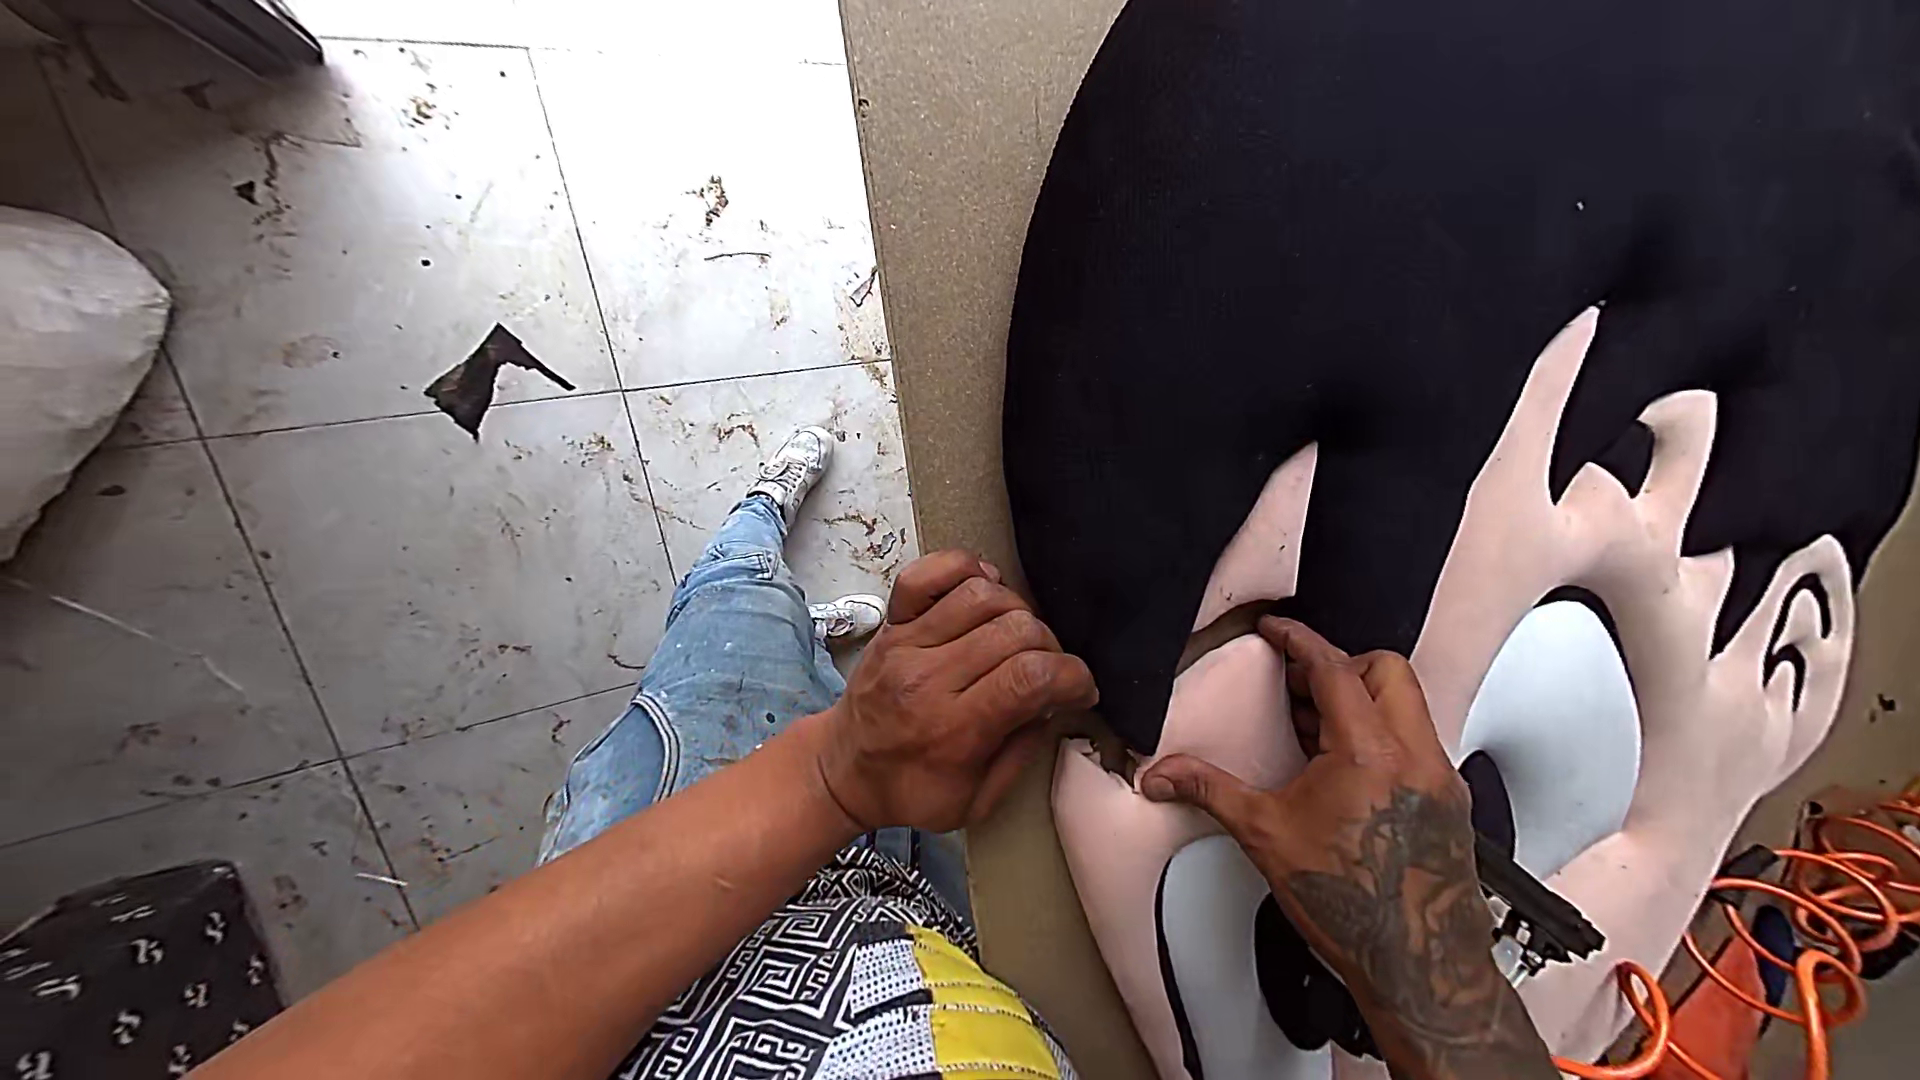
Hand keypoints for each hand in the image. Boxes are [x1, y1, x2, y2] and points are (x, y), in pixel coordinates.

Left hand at [813, 550, 1098, 832]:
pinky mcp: (893, 622)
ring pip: (981, 594)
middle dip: (1050, 646)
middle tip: (1047, 668)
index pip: (1029, 677)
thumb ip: (1023, 750)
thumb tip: (1055, 698)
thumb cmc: (911, 788)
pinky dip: (964, 568)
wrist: (844, 768)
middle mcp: (928, 678)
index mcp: (952, 730)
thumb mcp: (976, 801)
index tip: (1080, 687)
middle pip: (1014, 630)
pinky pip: (926, 573)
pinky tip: (984, 589)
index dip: (1072, 675)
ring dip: (1017, 609)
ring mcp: (906, 642)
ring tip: (1016, 635)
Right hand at [1137, 617, 1554, 1079]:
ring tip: (1309, 719)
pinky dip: (1374, 729)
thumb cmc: (1353, 905)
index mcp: (1370, 753)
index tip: (1276, 628)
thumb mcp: (1264, 833)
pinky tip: (1336, 761)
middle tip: (1297, 680)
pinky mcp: (1445, 800)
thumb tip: (1159, 776)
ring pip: (1405, 703)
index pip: (1335, 669)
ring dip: (1356, 697)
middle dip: (1339, 663)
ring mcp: (1437, 778)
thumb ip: (1207, 789)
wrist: (1421, 970)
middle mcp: (1415, 757)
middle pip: (1386, 671)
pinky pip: (1411, 738)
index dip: (1299, 639)